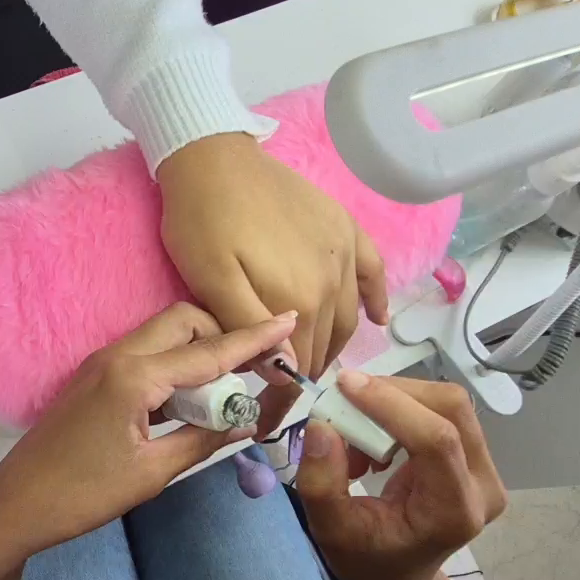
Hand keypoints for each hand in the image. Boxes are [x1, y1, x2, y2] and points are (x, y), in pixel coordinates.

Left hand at [0, 302, 298, 559]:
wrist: (17, 503)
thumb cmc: (84, 494)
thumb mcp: (152, 472)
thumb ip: (203, 439)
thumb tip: (245, 420)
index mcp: (135, 376)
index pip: (209, 350)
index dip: (254, 338)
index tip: (290, 319)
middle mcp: (117, 356)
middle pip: (183, 322)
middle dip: (222, 334)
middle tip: (253, 370)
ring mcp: (101, 364)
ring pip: (162, 336)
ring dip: (198, 351)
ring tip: (227, 388)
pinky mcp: (93, 379)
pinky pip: (144, 356)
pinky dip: (173, 367)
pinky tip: (188, 399)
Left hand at [156, 132, 388, 379]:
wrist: (212, 159)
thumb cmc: (200, 224)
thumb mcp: (211, 283)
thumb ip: (248, 329)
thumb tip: (284, 371)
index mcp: (299, 299)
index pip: (299, 366)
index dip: (282, 398)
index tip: (264, 420)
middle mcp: (333, 280)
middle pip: (325, 344)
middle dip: (305, 376)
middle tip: (280, 399)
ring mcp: (345, 252)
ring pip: (349, 317)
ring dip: (333, 347)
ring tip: (311, 367)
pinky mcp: (345, 228)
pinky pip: (374, 271)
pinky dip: (378, 298)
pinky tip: (379, 318)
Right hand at [293, 371, 506, 579]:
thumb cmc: (364, 561)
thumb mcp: (329, 529)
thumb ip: (320, 480)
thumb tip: (321, 424)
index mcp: (452, 511)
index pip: (436, 439)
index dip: (391, 404)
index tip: (343, 384)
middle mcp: (482, 487)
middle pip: (450, 409)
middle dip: (391, 393)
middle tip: (342, 403)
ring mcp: (485, 471)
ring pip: (447, 404)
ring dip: (392, 401)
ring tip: (353, 431)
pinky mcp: (474, 459)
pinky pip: (440, 413)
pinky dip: (398, 411)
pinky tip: (371, 439)